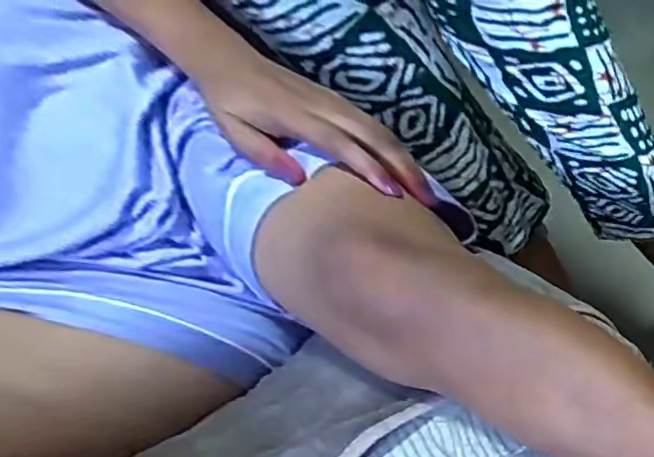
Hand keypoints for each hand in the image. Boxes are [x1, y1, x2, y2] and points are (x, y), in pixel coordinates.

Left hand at [189, 48, 437, 205]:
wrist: (224, 58)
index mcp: (296, 115)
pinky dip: (401, 152)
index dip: (369, 167)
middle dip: (404, 169)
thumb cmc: (230, 101)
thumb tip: (301, 180)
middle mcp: (322, 106)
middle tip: (429, 202)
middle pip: (374, 137)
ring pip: (382, 133)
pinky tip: (412, 172)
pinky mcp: (342, 103)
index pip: (341, 142)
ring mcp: (336, 103)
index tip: (394, 194)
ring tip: (429, 193)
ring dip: (409, 163)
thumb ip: (264, 154)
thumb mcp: (232, 129)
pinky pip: (379, 128)